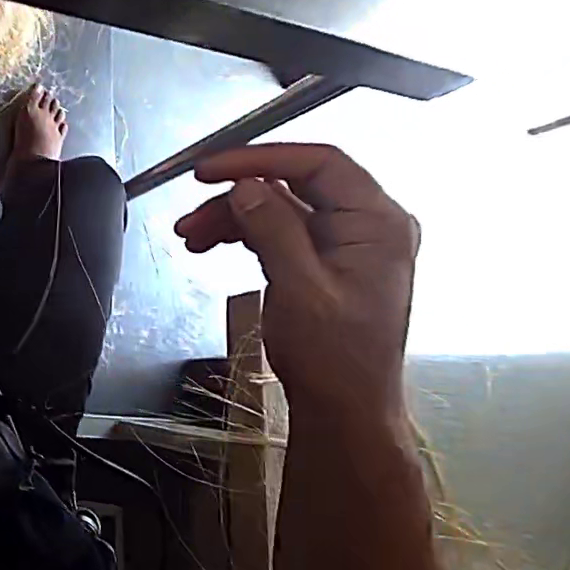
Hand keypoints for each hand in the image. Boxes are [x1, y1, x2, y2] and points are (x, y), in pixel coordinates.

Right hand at [174, 144, 419, 418]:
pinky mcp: (327, 263)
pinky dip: (247, 236)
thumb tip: (246, 186)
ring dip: (234, 218)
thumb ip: (274, 229)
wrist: (344, 410)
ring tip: (193, 236)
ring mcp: (347, 245)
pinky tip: (215, 244)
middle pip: (294, 186)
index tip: (212, 168)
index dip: (260, 158)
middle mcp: (367, 226)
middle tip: (192, 215)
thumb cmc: (335, 361)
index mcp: (377, 223)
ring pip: (281, 210)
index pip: (319, 163)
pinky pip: (282, 233)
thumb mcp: (300, 289)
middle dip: (237, 197)